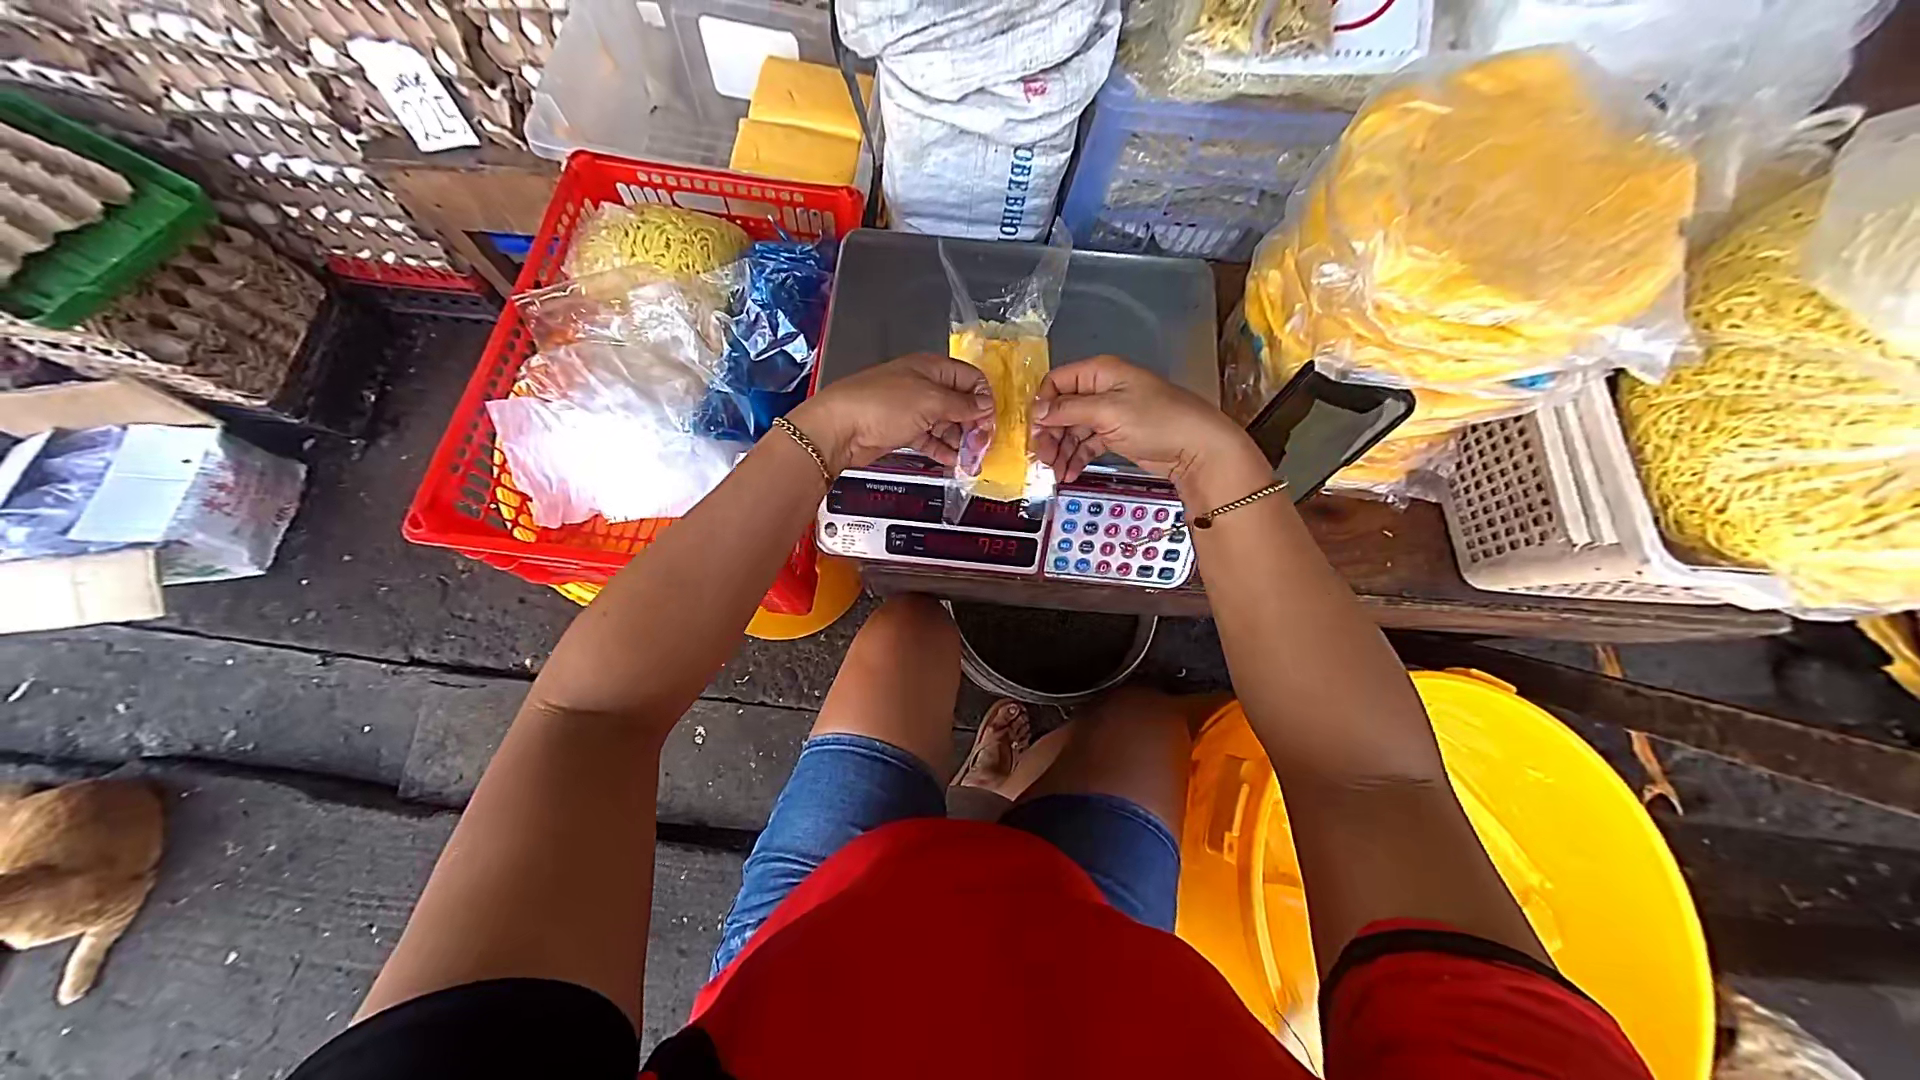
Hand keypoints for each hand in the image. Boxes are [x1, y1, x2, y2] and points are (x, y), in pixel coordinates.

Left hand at [787, 353, 993, 472]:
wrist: (839, 428)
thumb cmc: (878, 404)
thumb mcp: (930, 401)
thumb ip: (961, 405)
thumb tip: (984, 407)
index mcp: (932, 368)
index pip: (971, 379)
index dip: (983, 400)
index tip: (989, 421)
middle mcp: (924, 386)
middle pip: (961, 404)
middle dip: (974, 424)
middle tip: (982, 444)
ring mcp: (913, 410)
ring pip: (947, 424)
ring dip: (961, 441)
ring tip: (971, 458)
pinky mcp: (903, 430)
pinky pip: (931, 439)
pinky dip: (944, 450)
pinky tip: (954, 461)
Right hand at [1032, 355, 1261, 491]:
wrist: (1196, 448)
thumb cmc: (1157, 421)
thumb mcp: (1108, 412)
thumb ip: (1069, 410)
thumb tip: (1039, 412)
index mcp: (1099, 373)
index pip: (1057, 382)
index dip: (1043, 406)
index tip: (1035, 431)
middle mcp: (1101, 390)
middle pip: (1061, 410)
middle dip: (1050, 434)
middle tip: (1043, 458)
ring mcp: (1108, 414)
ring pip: (1072, 430)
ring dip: (1060, 451)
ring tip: (1055, 472)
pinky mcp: (1115, 436)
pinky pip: (1086, 445)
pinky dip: (1076, 458)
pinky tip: (1069, 473)